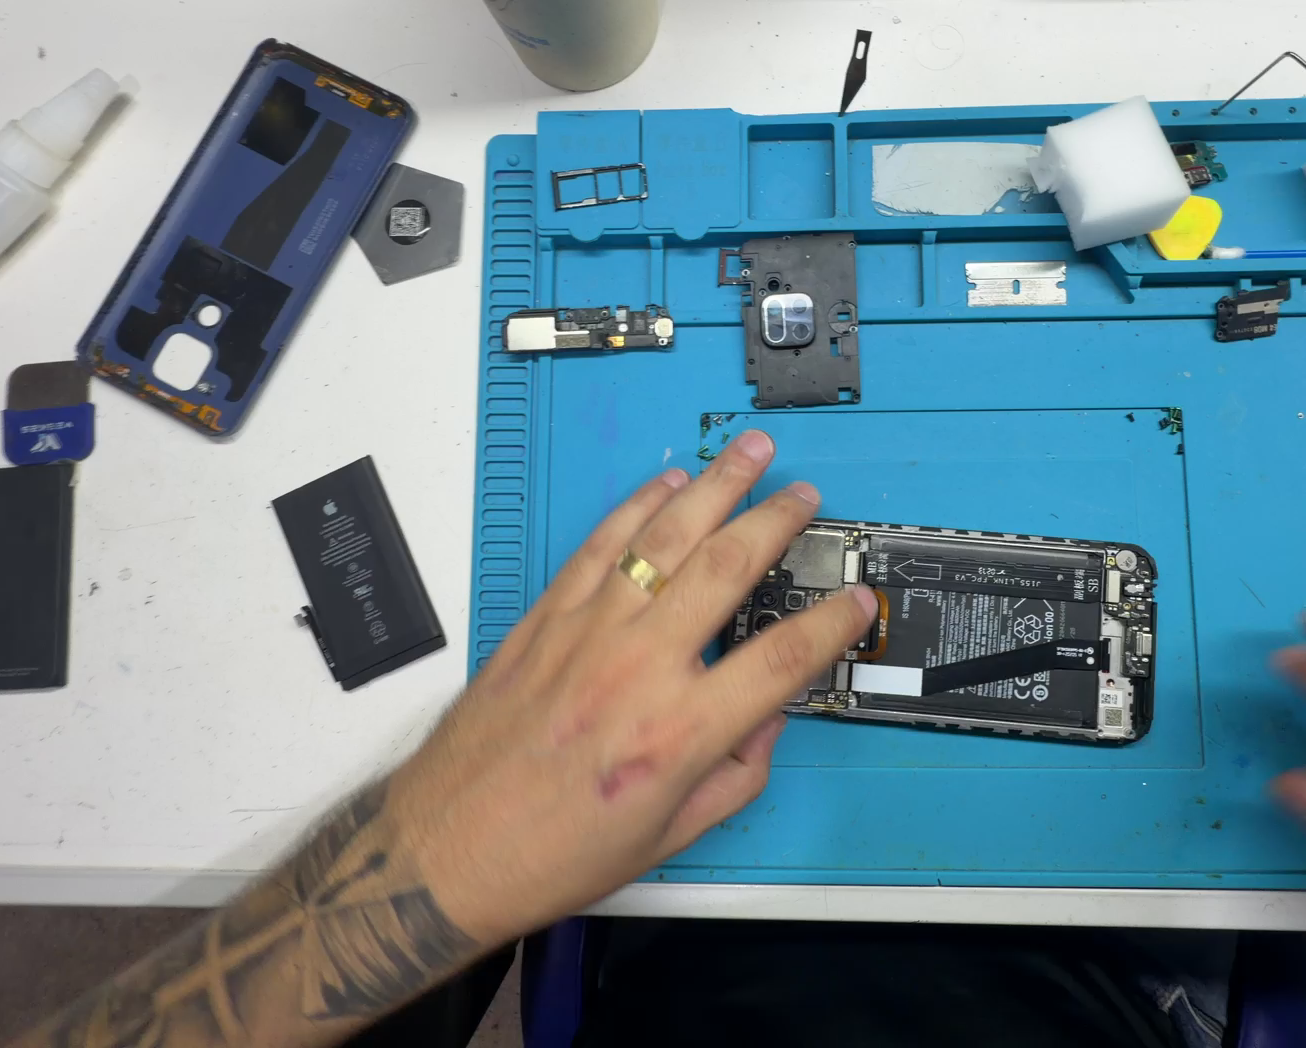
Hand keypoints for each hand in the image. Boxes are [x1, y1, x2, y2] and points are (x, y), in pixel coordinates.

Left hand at [389, 430, 874, 945]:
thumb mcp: (671, 836)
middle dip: (776, 522)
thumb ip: (737, 774)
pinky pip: (602, 545)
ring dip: (714, 488)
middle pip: (727, 570)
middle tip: (804, 494)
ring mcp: (589, 632)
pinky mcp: (548, 617)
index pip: (783, 661)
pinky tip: (666, 483)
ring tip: (748, 453)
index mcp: (679, 732)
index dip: (832, 625)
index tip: (857, 601)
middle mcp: (639, 668)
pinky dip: (637, 506)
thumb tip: (768, 715)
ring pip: (665, 539)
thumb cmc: (556, 852)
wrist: (448, 849)